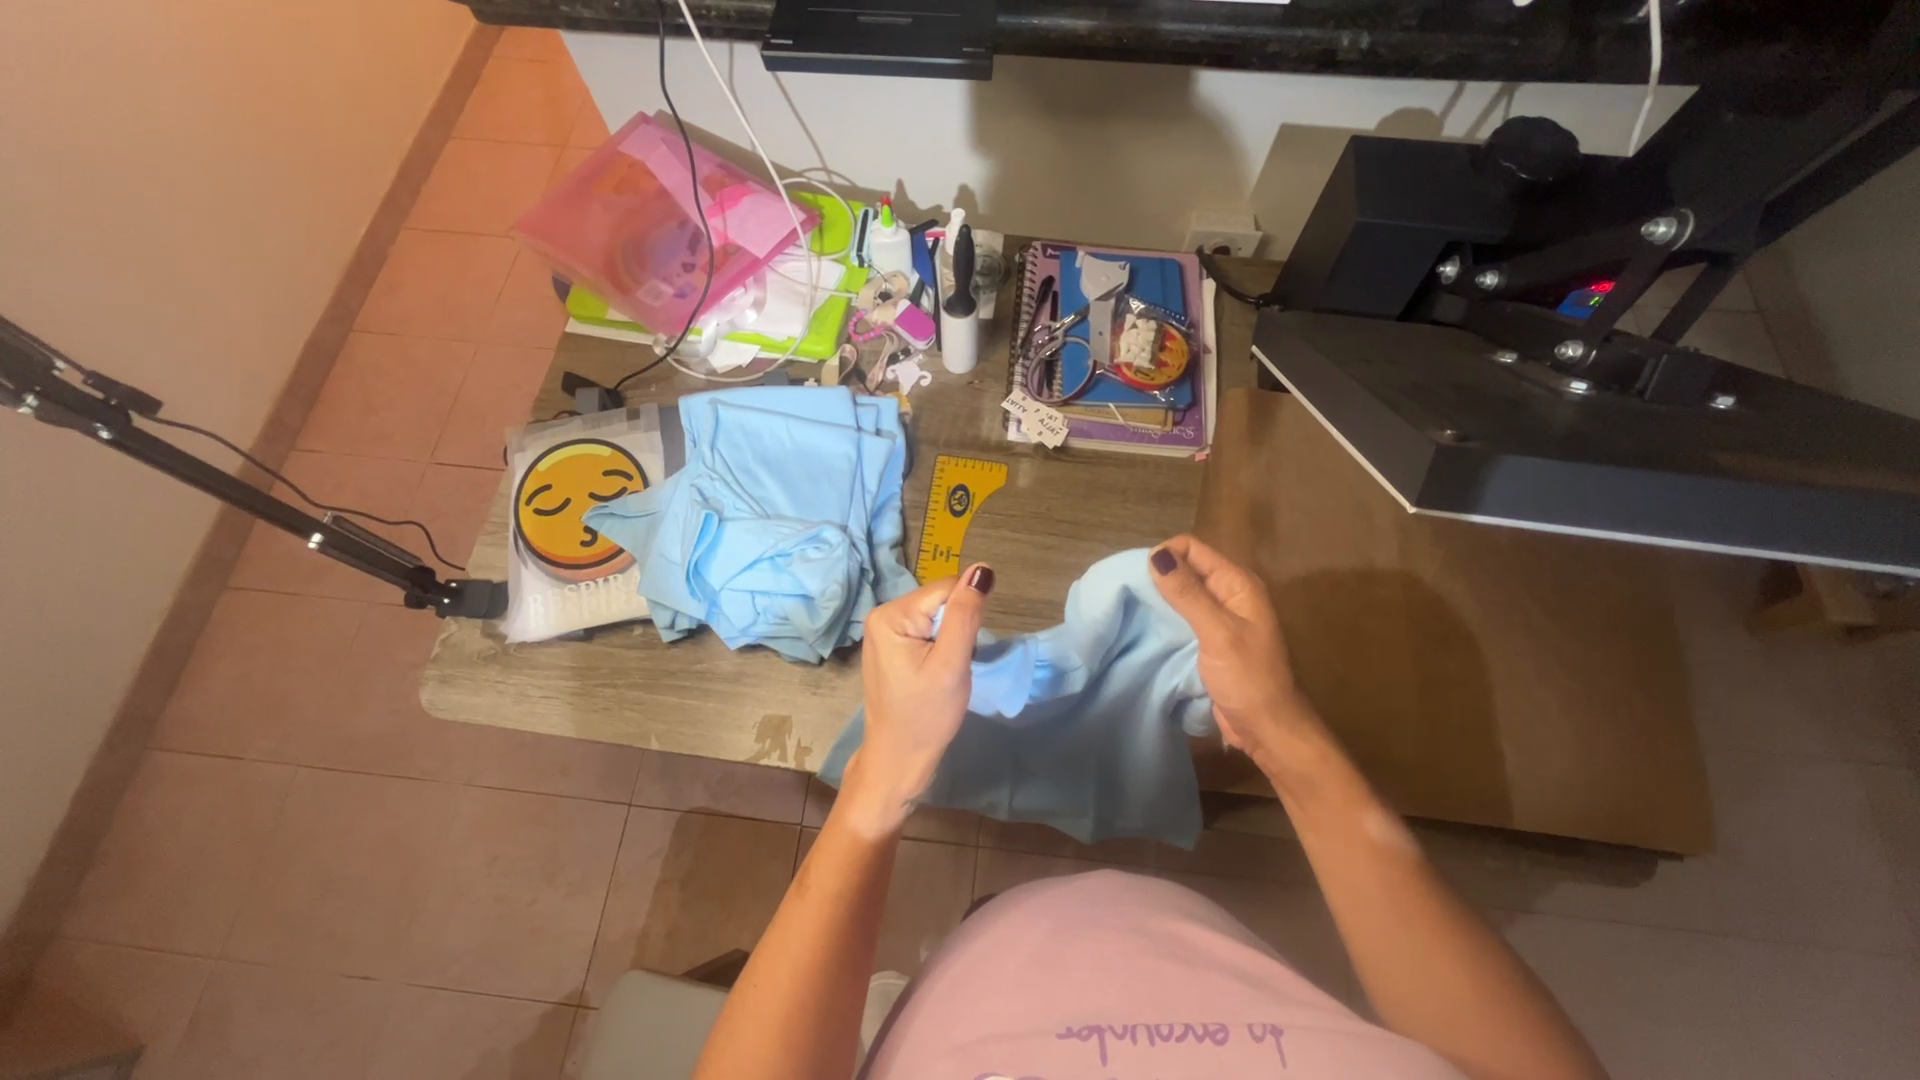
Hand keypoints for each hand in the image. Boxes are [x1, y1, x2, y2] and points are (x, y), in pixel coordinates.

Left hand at [840, 563, 994, 834]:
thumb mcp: (952, 664)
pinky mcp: (892, 647)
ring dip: (951, 640)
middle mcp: (882, 614)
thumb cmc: (926, 716)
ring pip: (938, 616)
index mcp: (891, 614)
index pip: (947, 588)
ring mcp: (884, 631)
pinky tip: (935, 674)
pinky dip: (941, 649)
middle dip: (958, 628)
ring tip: (943, 672)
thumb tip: (983, 568)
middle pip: (941, 601)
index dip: (966, 616)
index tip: (961, 653)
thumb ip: (967, 614)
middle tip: (952, 666)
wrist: (899, 760)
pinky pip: (928, 631)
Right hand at [1149, 535, 1320, 768]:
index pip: (1193, 548)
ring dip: (1159, 598)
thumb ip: (1187, 593)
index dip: (1164, 556)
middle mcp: (1229, 594)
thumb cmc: (1247, 678)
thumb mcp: (1217, 631)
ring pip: (1182, 594)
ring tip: (1131, 608)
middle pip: (1186, 568)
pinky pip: (1182, 618)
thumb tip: (1155, 555)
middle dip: (1158, 575)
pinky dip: (1165, 618)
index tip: (1137, 578)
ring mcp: (1220, 618)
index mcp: (1237, 583)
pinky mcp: (1210, 640)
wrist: (1267, 727)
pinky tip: (1147, 628)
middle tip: (1128, 593)